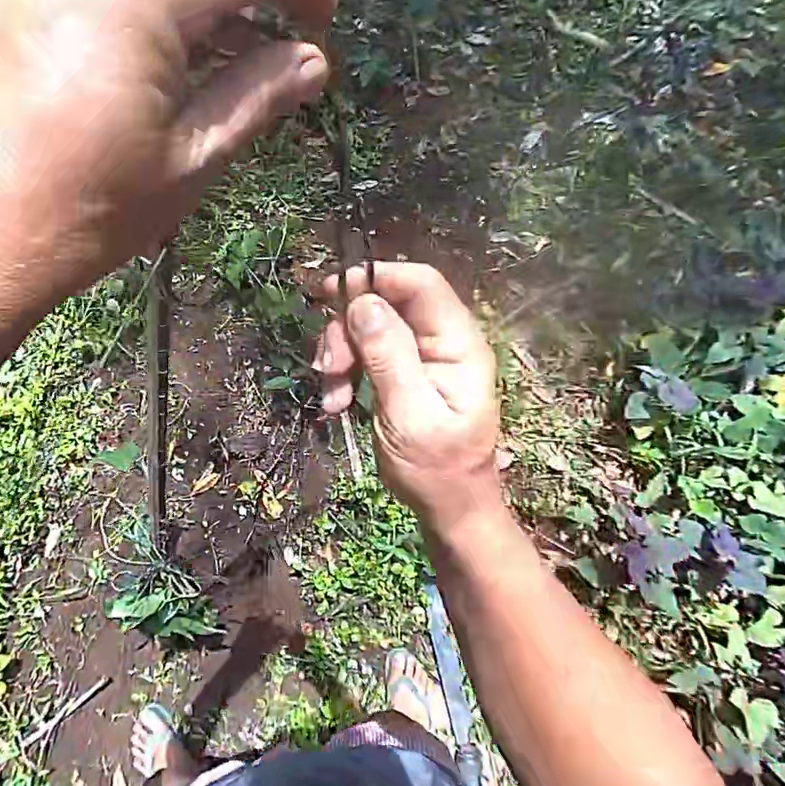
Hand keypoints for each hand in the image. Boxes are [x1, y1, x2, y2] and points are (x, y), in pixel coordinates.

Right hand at [315, 263, 501, 523]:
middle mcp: (441, 341)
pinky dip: (343, 374)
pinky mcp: (401, 372)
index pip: (421, 284)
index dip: (376, 278)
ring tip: (331, 396)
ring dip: (340, 356)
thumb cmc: (437, 469)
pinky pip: (364, 354)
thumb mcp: (409, 415)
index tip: (332, 293)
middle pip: (386, 304)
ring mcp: (420, 356)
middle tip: (326, 366)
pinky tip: (335, 403)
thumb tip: (363, 302)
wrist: (448, 507)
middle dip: (348, 330)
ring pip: (368, 328)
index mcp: (458, 344)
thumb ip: (388, 356)